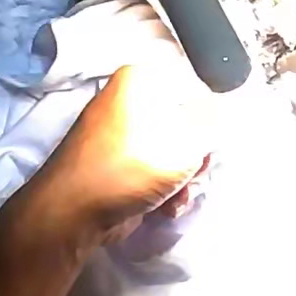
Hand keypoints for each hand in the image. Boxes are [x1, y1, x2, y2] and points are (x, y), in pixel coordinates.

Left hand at [23, 63, 210, 250]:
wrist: (72, 214)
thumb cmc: (130, 169)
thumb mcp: (186, 144)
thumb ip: (213, 125)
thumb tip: (224, 116)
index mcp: (140, 80)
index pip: (196, 92)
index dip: (209, 122)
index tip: (211, 147)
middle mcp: (127, 101)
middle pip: (185, 125)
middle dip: (196, 156)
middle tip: (194, 173)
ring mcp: (120, 134)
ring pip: (172, 151)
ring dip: (183, 178)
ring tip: (177, 196)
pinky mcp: (117, 164)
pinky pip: (153, 168)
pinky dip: (163, 188)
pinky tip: (165, 206)